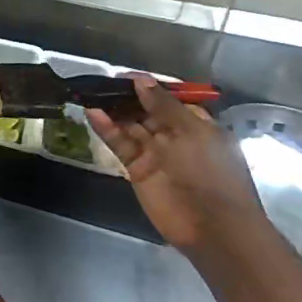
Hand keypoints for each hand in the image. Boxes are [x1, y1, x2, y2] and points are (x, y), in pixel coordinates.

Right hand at [86, 75, 265, 255]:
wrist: (212, 226)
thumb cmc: (211, 173)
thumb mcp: (191, 133)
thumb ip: (163, 105)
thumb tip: (140, 80)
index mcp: (196, 125)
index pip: (168, 99)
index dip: (147, 87)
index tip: (123, 75)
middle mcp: (175, 136)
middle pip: (144, 110)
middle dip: (124, 96)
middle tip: (98, 82)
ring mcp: (154, 152)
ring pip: (129, 125)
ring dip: (111, 110)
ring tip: (89, 94)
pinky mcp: (136, 167)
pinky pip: (119, 143)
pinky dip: (106, 128)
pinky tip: (92, 114)